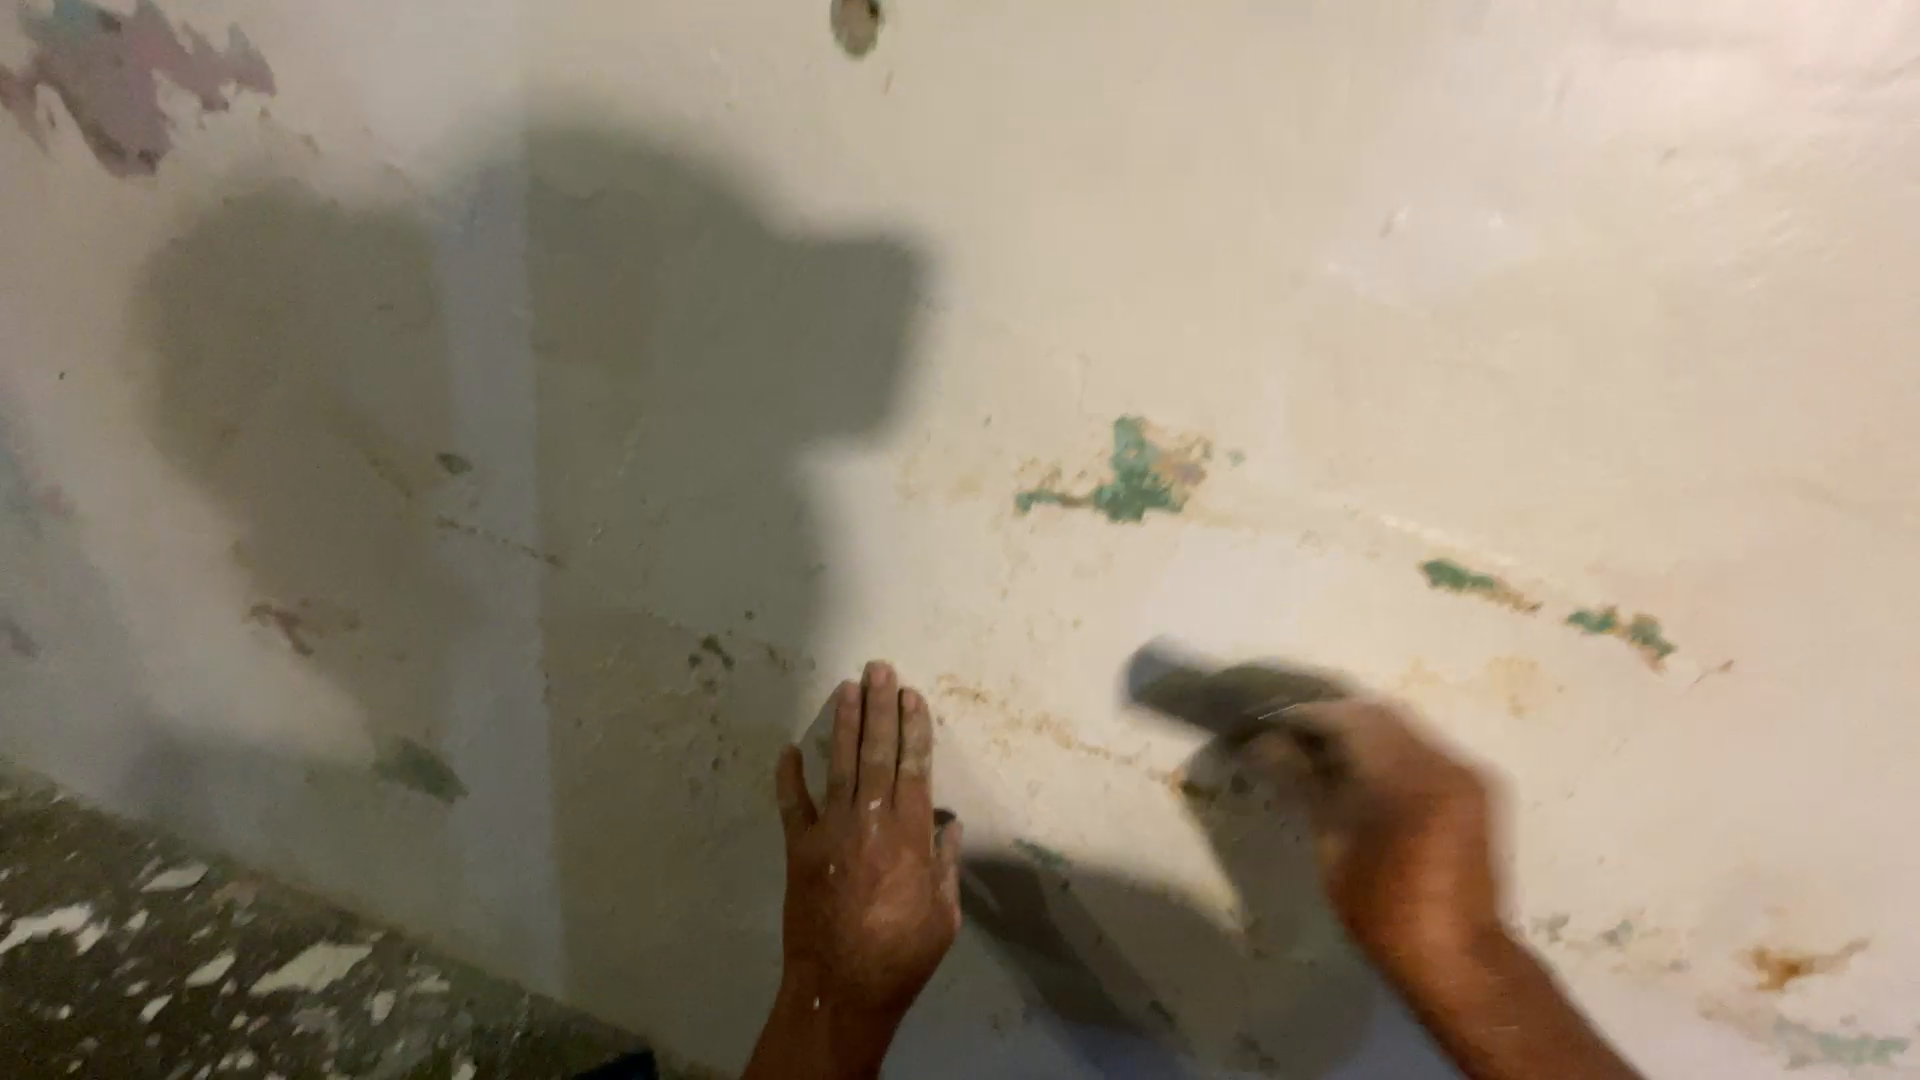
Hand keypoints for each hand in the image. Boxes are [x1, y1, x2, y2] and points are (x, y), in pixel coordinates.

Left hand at [774, 661, 961, 1019]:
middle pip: (877, 752)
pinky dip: (789, 776)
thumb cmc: (902, 953)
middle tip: (879, 669)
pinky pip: (792, 804)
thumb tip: (949, 824)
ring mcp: (830, 830)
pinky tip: (789, 749)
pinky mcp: (798, 848)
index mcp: (909, 832)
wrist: (841, 990)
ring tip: (846, 687)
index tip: (912, 695)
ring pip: (839, 764)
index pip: (914, 765)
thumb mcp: (944, 915)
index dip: (914, 727)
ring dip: (844, 724)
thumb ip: (946, 864)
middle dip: (880, 707)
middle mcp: (870, 818)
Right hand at [1247, 699, 1502, 979]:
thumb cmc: (1384, 909)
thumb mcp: (1332, 844)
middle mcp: (1444, 763)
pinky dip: (1382, 746)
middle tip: (1287, 733)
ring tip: (1314, 748)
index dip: (1302, 715)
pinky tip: (1354, 766)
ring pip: (1398, 726)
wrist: (1460, 959)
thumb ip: (1304, 782)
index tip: (1267, 722)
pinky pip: (1419, 746)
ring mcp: (1465, 773)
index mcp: (1408, 779)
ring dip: (1355, 728)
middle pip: (1375, 714)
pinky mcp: (1473, 787)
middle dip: (1328, 717)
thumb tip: (1265, 744)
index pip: (1346, 718)